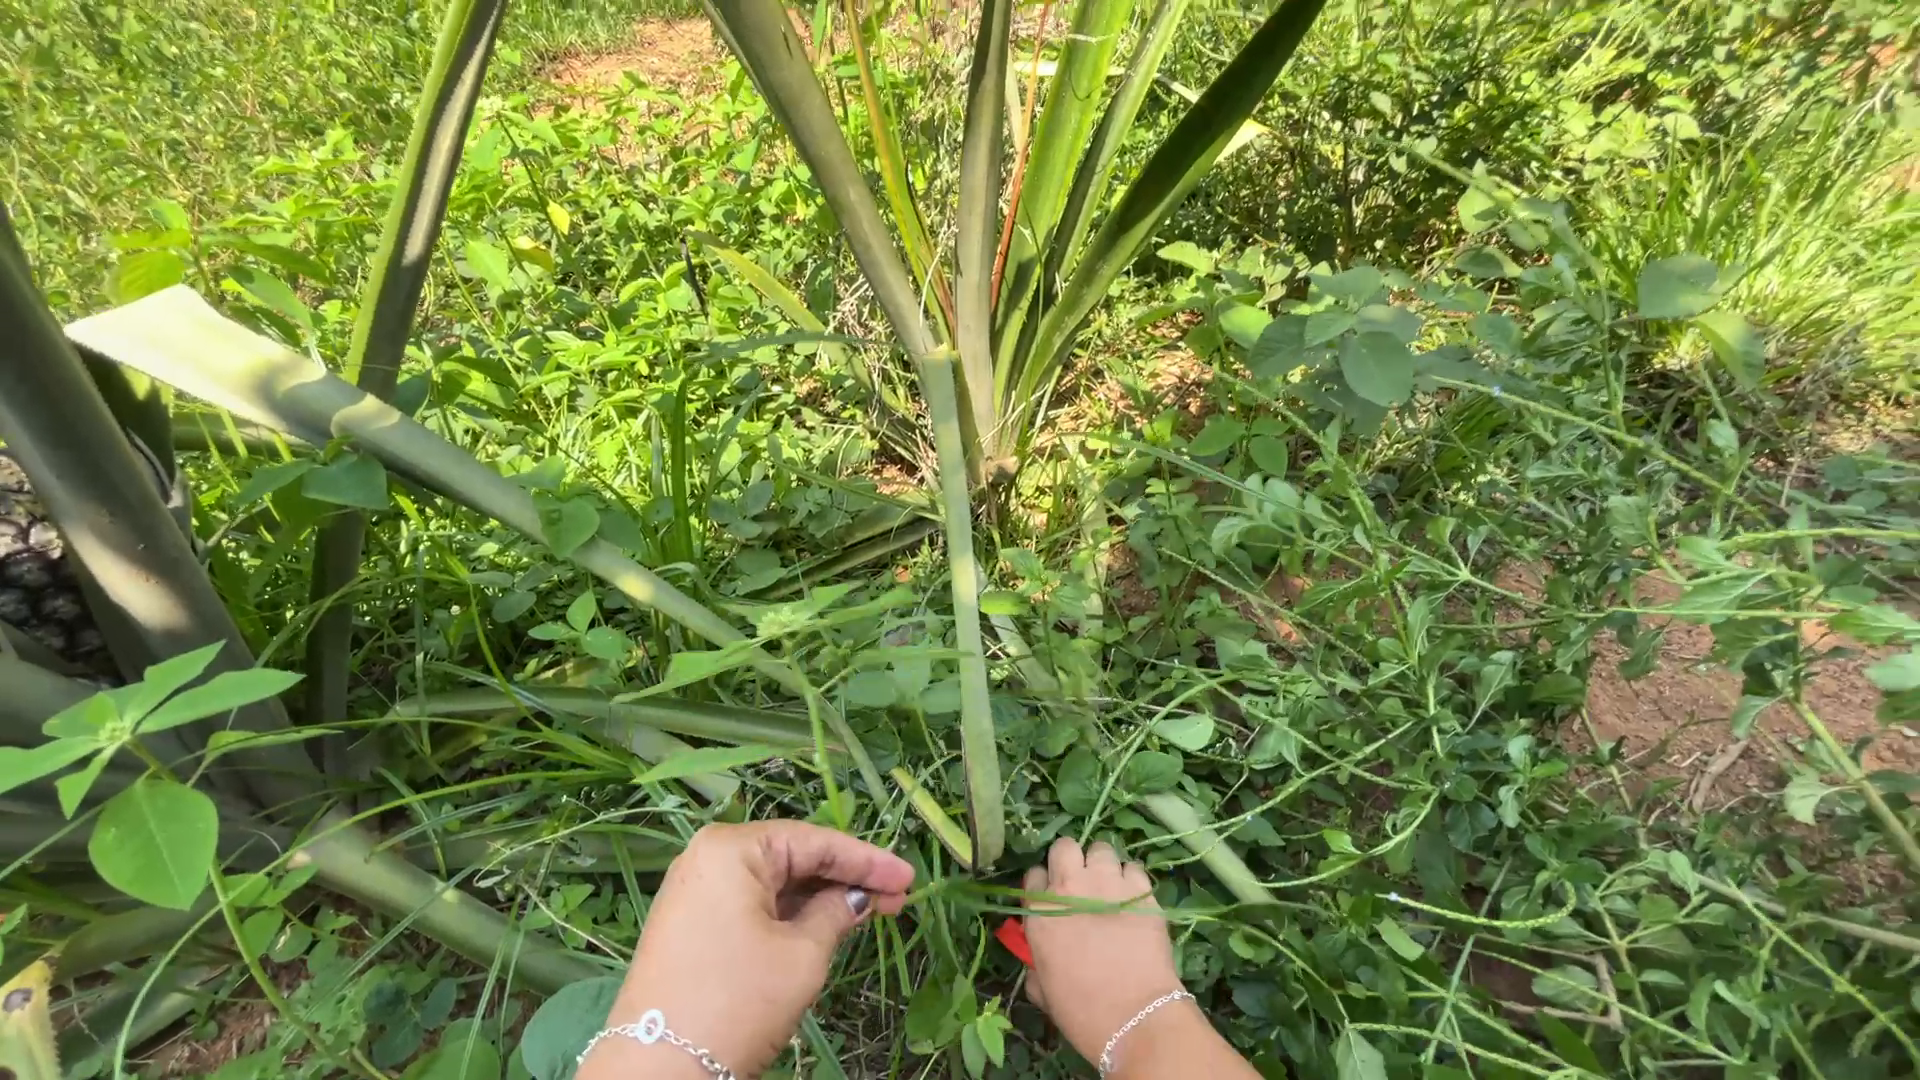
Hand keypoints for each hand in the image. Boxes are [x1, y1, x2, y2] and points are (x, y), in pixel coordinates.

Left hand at [583, 820, 913, 1078]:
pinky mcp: (691, 924)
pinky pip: (752, 904)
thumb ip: (836, 912)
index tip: (908, 878)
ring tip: (870, 911)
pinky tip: (826, 923)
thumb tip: (857, 897)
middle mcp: (709, 856)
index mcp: (732, 847)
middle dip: (846, 878)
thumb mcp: (801, 956)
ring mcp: (695, 891)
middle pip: (794, 857)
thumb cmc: (736, 1002)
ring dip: (821, 897)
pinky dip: (790, 914)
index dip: (867, 861)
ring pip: (775, 883)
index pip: (815, 842)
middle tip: (897, 898)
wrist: (655, 1077)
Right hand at [1022, 837, 1188, 1064]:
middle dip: (1071, 860)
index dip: (1044, 885)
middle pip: (1065, 846)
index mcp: (1041, 911)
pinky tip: (1134, 900)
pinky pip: (1134, 868)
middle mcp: (1070, 887)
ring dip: (1103, 865)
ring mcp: (1107, 883)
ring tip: (1111, 887)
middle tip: (1081, 883)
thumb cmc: (1083, 1012)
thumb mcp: (1044, 991)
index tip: (1053, 899)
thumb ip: (1035, 963)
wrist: (1136, 1019)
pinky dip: (1132, 880)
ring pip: (1101, 849)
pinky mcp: (1140, 890)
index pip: (1034, 874)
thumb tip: (1037, 956)